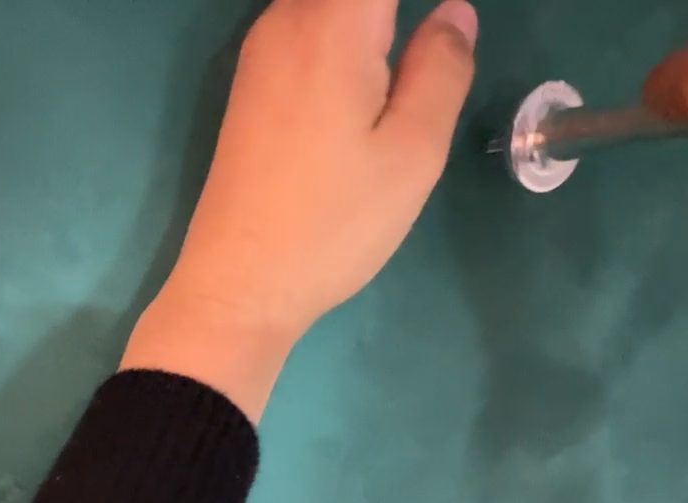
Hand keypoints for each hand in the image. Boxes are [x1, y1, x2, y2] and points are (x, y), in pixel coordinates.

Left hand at [123, 0, 478, 421]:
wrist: (236, 289)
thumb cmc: (329, 228)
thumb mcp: (412, 154)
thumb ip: (442, 68)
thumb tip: (451, 14)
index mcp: (334, 21)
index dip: (423, 6)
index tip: (443, 25)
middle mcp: (286, 21)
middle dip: (391, 14)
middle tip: (422, 63)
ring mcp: (258, 59)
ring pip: (323, 7)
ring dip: (367, 25)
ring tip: (402, 72)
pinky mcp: (246, 95)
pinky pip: (302, 32)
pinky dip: (339, 35)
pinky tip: (365, 75)